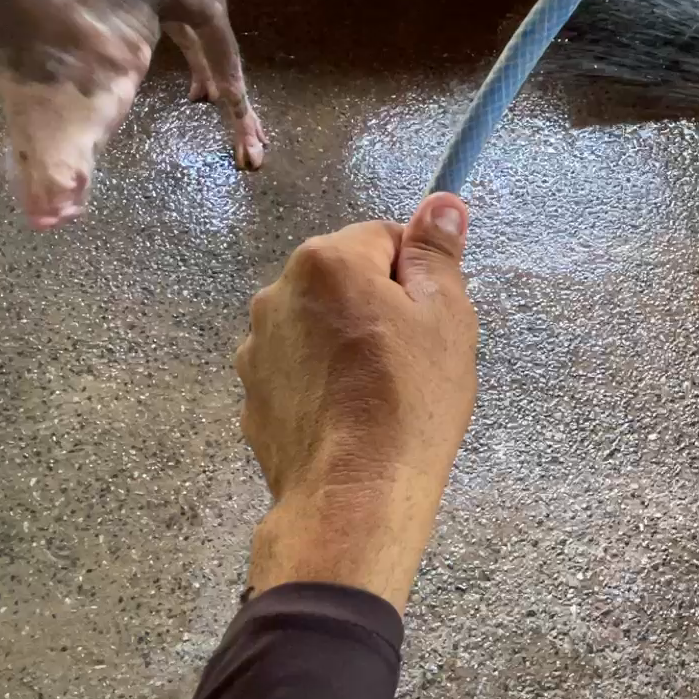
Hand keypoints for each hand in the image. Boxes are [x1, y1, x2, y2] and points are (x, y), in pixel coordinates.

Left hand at [235, 194, 478, 608]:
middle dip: (379, 306)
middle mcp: (276, 294)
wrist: (355, 496)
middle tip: (413, 359)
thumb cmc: (411, 399)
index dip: (416, 275)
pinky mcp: (252, 398)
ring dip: (347, 344)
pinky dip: (322, 384)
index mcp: (326, 262)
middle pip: (345, 280)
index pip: (382, 237)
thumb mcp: (446, 319)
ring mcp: (256, 350)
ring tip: (381, 397)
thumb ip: (438, 253)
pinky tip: (350, 421)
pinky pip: (298, 372)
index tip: (431, 320)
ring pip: (319, 327)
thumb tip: (442, 201)